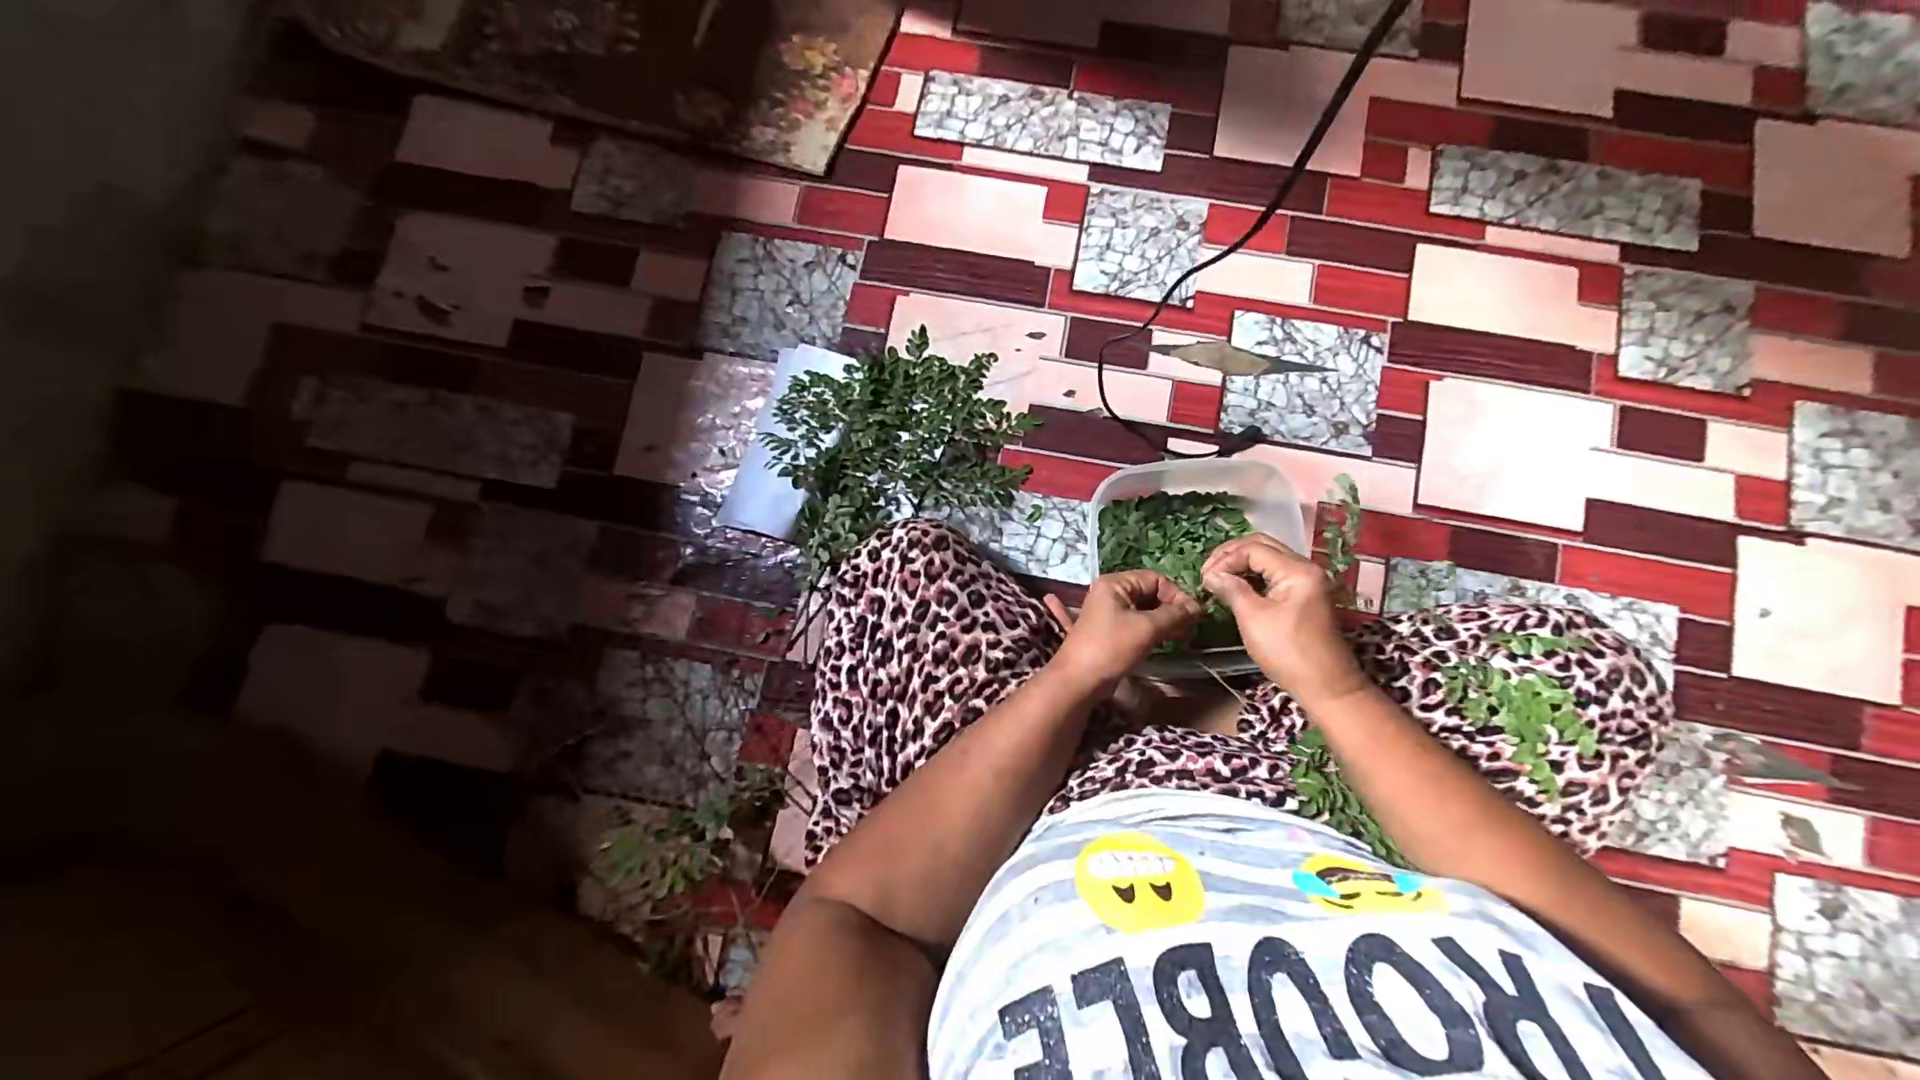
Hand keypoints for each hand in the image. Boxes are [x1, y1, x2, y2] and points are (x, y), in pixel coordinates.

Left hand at [1046, 570, 1200, 692]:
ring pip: (1146, 610)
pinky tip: (1168, 640)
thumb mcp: (1146, 627)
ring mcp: (1110, 612)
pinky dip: (1154, 629)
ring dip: (1166, 620)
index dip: (1176, 594)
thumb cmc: (1111, 647)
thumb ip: (1174, 614)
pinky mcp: (1112, 631)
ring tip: (1182, 636)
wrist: (1080, 680)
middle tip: (1190, 627)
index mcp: (1115, 584)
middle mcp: (1111, 593)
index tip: (1193, 615)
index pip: (1155, 579)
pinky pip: (1139, 623)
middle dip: (1172, 608)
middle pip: (1151, 593)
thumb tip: (1196, 608)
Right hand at [1201, 534, 1368, 706]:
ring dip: (1241, 563)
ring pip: (1268, 558)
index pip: (1253, 549)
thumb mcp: (1253, 619)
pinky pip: (1274, 573)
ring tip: (1217, 577)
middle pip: (1263, 545)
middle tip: (1208, 571)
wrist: (1326, 686)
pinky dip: (1253, 574)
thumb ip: (1232, 589)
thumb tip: (1211, 575)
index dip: (1225, 559)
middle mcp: (1306, 568)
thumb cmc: (1288, 652)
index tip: (1205, 579)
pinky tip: (1236, 585)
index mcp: (1297, 571)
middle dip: (1231, 554)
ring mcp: (1307, 581)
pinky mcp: (1304, 594)